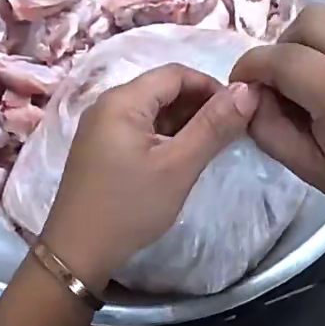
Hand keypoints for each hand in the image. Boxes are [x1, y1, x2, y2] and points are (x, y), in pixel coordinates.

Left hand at [41, 66, 258, 287]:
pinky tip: (182, 158)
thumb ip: (213, 126)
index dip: (212, 86)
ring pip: (152, 111)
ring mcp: (101, 128)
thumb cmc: (130, 207)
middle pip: (163, 90)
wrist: (77, 251)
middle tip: (228, 133)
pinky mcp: (100, 149)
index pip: (176, 73)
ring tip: (211, 147)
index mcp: (123, 100)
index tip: (239, 112)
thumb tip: (247, 90)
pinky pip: (140, 130)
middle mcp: (108, 105)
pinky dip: (165, 137)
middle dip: (199, 105)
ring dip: (184, 123)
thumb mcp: (178, 167)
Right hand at [230, 6, 324, 228]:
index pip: (285, 59)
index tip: (241, 83)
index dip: (252, 66)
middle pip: (309, 20)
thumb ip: (270, 130)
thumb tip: (249, 95)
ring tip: (306, 83)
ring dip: (306, 44)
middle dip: (281, 45)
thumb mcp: (310, 169)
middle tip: (277, 81)